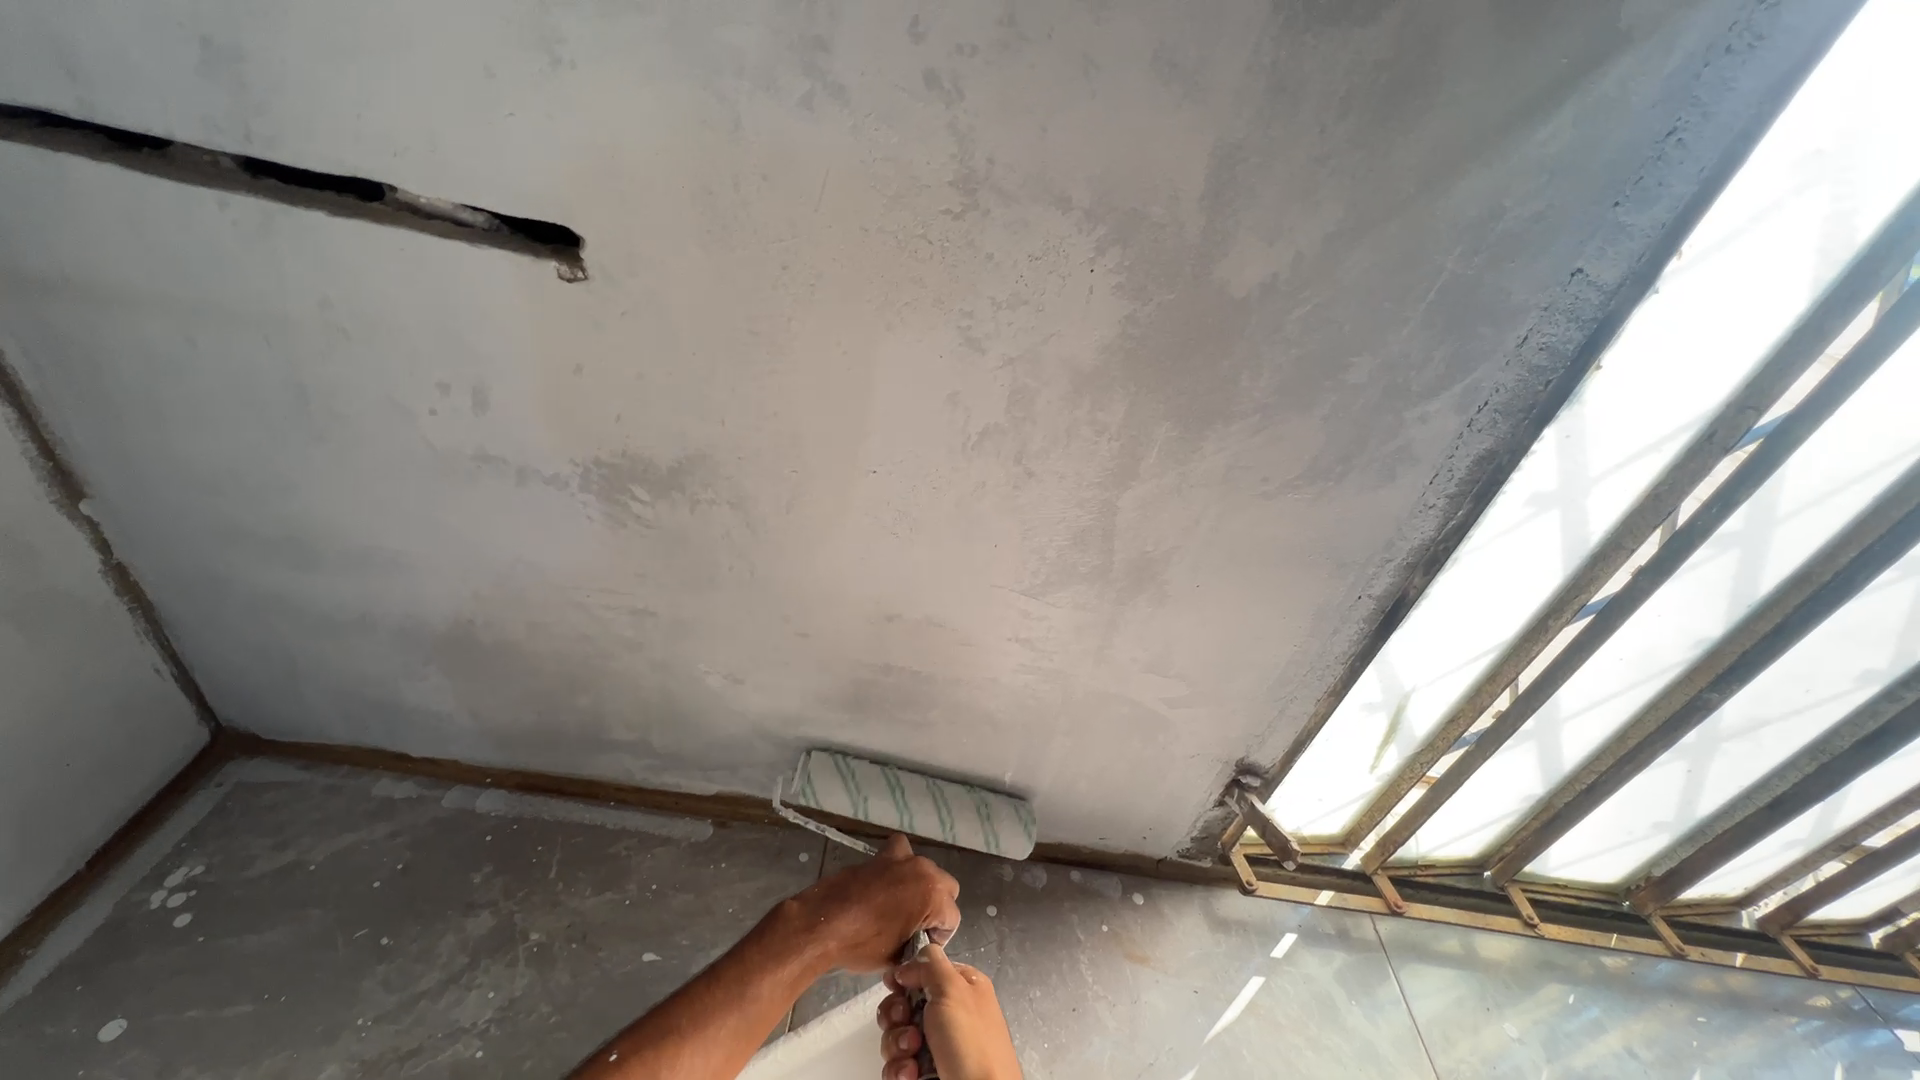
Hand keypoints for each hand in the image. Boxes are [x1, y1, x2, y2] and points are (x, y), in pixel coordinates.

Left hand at [780, 835, 960, 973]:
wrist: (822, 924)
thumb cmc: (862, 944)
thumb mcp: (898, 957)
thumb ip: (918, 945)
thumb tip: (919, 942)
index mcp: (934, 896)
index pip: (952, 918)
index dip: (938, 937)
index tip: (920, 947)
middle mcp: (924, 871)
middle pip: (946, 889)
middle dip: (936, 908)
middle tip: (914, 927)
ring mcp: (903, 858)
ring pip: (926, 870)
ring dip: (920, 885)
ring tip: (901, 905)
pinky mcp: (881, 854)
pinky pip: (901, 852)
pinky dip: (899, 863)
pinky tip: (888, 879)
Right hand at [877, 943, 1021, 1079]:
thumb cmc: (970, 1041)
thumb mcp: (954, 990)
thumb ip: (931, 965)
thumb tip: (911, 961)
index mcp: (962, 987)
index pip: (925, 971)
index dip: (906, 976)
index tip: (894, 984)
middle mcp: (948, 1014)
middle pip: (904, 1003)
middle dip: (896, 1014)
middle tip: (906, 1021)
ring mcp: (935, 1046)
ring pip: (897, 1035)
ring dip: (897, 1044)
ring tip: (912, 1054)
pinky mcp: (923, 1073)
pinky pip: (897, 1065)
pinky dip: (899, 1070)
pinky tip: (911, 1074)